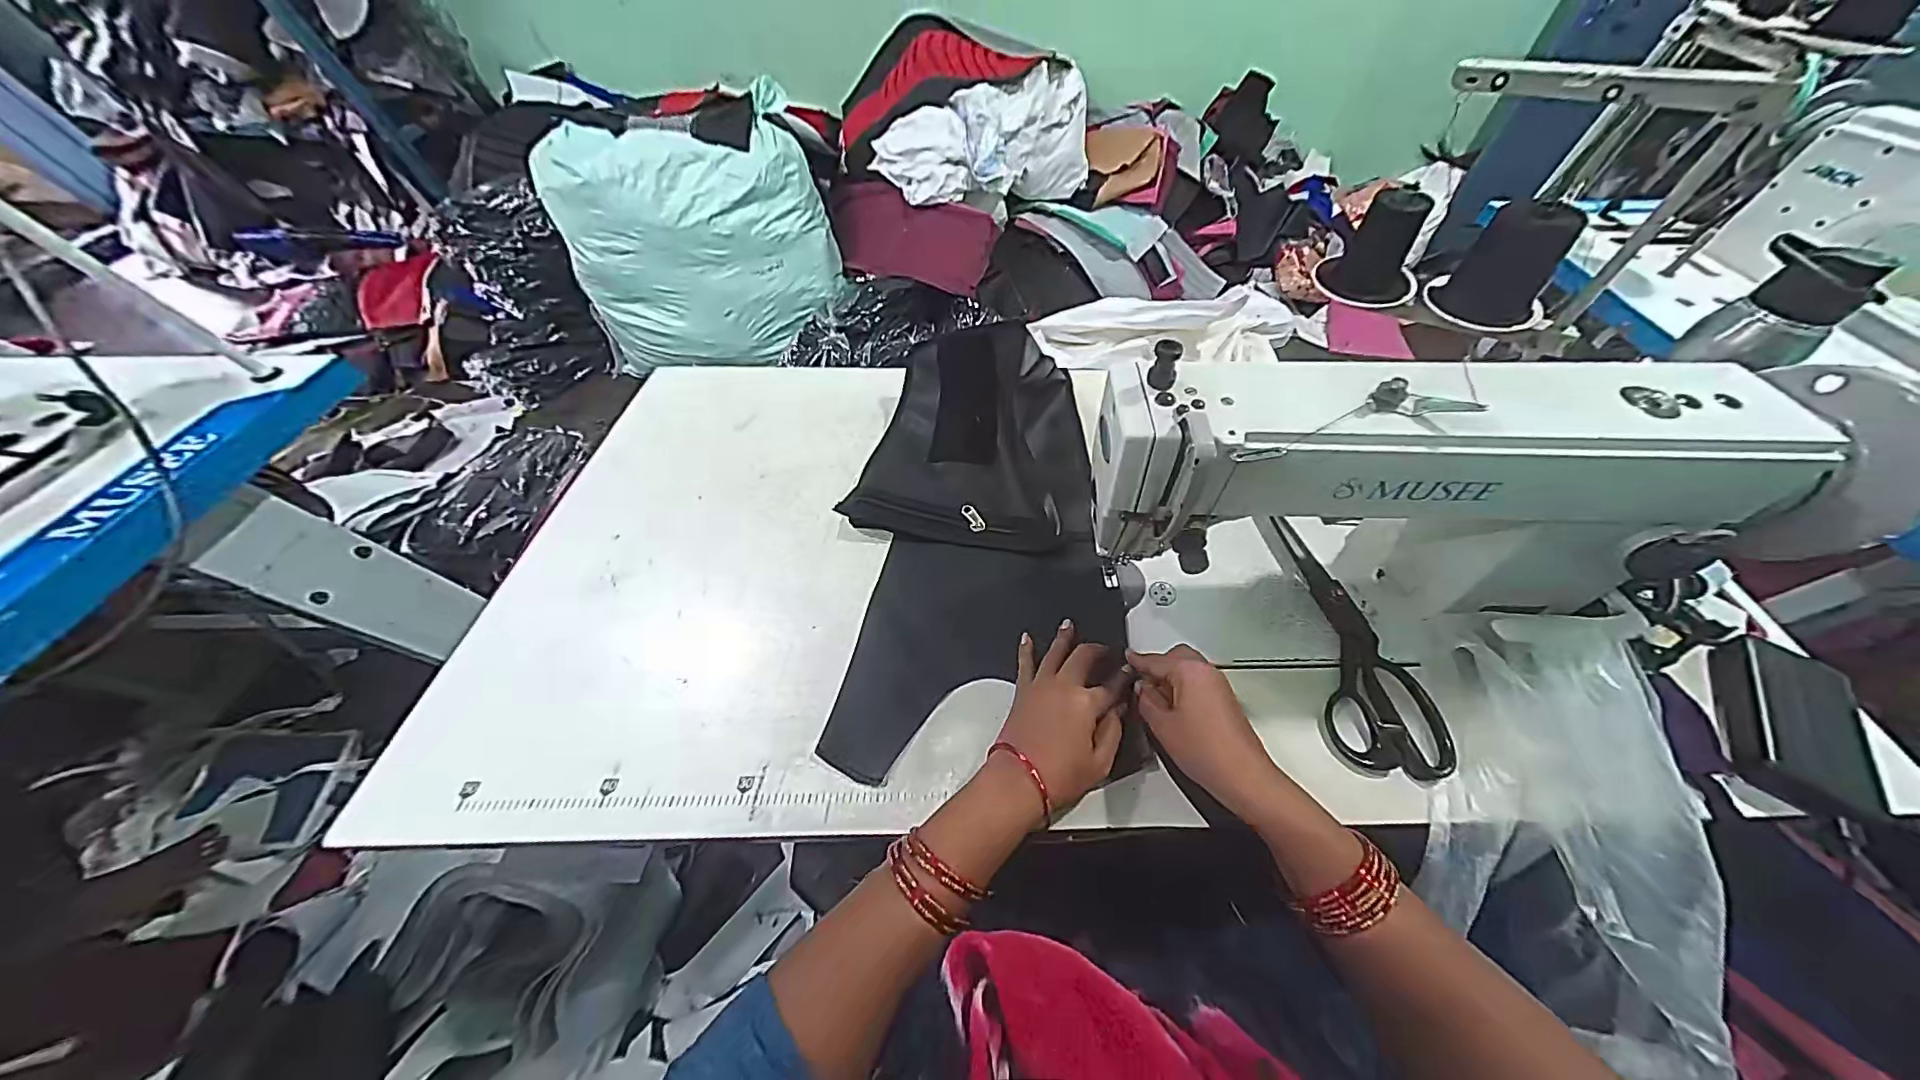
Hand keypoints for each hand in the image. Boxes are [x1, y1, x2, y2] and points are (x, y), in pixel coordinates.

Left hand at [992, 621, 1127, 815]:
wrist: (1018, 779)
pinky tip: (1027, 639)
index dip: (1123, 678)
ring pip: (1055, 652)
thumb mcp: (1100, 763)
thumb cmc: (1056, 776)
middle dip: (1098, 650)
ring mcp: (1041, 686)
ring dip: (1064, 637)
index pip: (1112, 685)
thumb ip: (1112, 733)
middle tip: (1105, 649)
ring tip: (1069, 625)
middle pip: (1084, 657)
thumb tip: (1117, 715)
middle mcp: (1064, 687)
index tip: (1128, 673)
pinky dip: (1027, 649)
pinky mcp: (1023, 692)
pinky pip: (1025, 663)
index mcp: (1087, 704)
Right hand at [1128, 645, 1283, 818]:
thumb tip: (1142, 690)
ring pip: (1188, 671)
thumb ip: (1145, 700)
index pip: (1156, 660)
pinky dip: (1184, 691)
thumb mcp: (1161, 726)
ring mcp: (1220, 686)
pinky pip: (1199, 684)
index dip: (1138, 661)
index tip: (1129, 659)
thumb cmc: (1210, 753)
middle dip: (1158, 668)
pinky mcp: (1225, 700)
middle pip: (1176, 657)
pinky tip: (1175, 714)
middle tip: (1141, 686)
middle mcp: (1208, 673)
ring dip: (1172, 681)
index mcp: (1190, 671)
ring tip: (1157, 706)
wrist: (1242, 776)